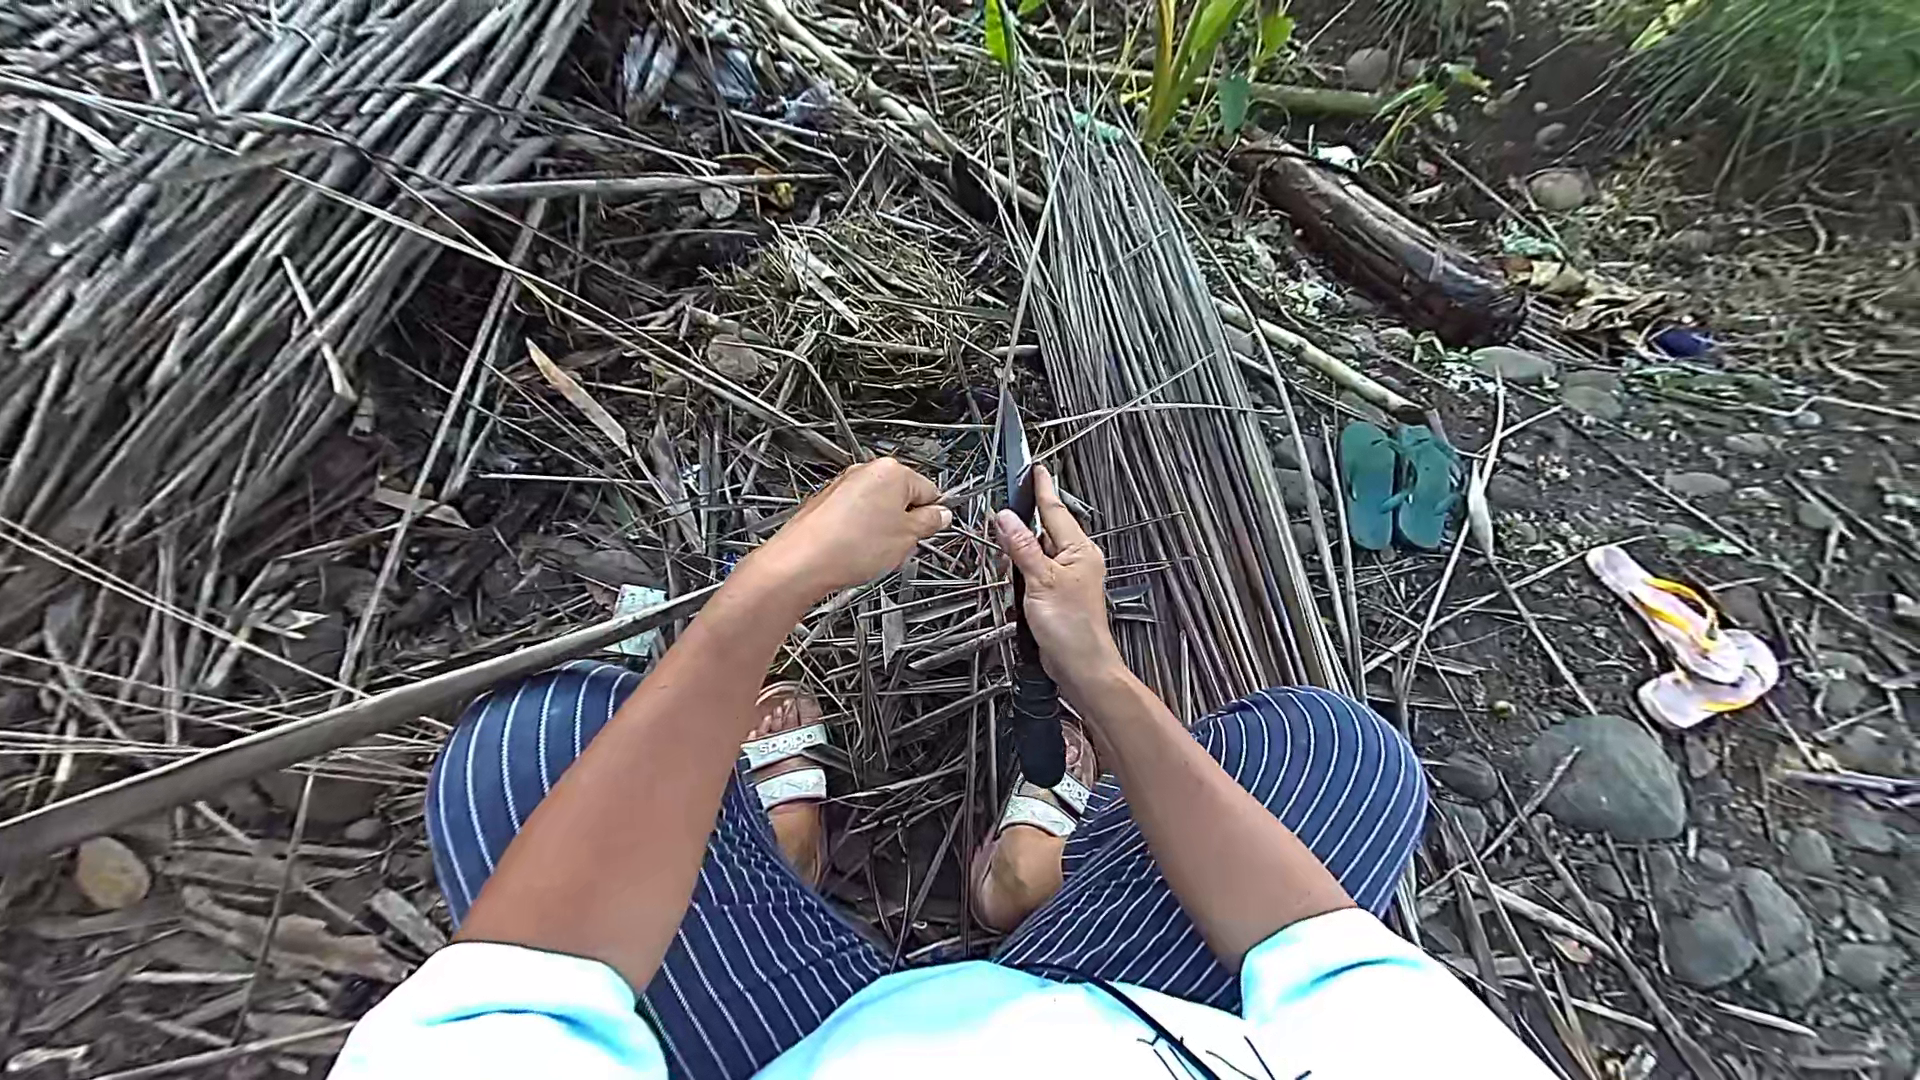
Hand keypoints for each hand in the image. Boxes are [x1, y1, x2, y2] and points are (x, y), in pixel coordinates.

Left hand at [749, 458, 950, 601]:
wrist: (801, 563)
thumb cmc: (848, 546)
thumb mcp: (906, 538)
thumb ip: (929, 522)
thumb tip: (940, 515)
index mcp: (891, 472)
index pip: (929, 489)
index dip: (931, 515)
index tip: (929, 531)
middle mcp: (866, 472)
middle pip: (902, 496)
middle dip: (905, 521)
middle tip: (901, 545)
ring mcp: (843, 486)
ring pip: (879, 507)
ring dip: (883, 528)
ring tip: (875, 551)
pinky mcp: (827, 503)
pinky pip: (856, 515)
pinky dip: (861, 531)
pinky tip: (856, 551)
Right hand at [993, 465, 1121, 691]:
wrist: (1082, 667)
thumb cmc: (1074, 630)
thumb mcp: (1041, 582)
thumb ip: (1021, 547)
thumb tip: (1005, 518)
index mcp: (1080, 550)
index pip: (1055, 510)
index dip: (1042, 488)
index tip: (1035, 469)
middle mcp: (1076, 560)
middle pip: (1042, 530)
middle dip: (1021, 528)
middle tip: (1000, 521)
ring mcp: (1066, 577)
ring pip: (1036, 552)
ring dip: (1019, 555)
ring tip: (1010, 568)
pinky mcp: (1056, 593)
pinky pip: (1035, 572)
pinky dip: (1022, 574)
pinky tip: (1016, 585)